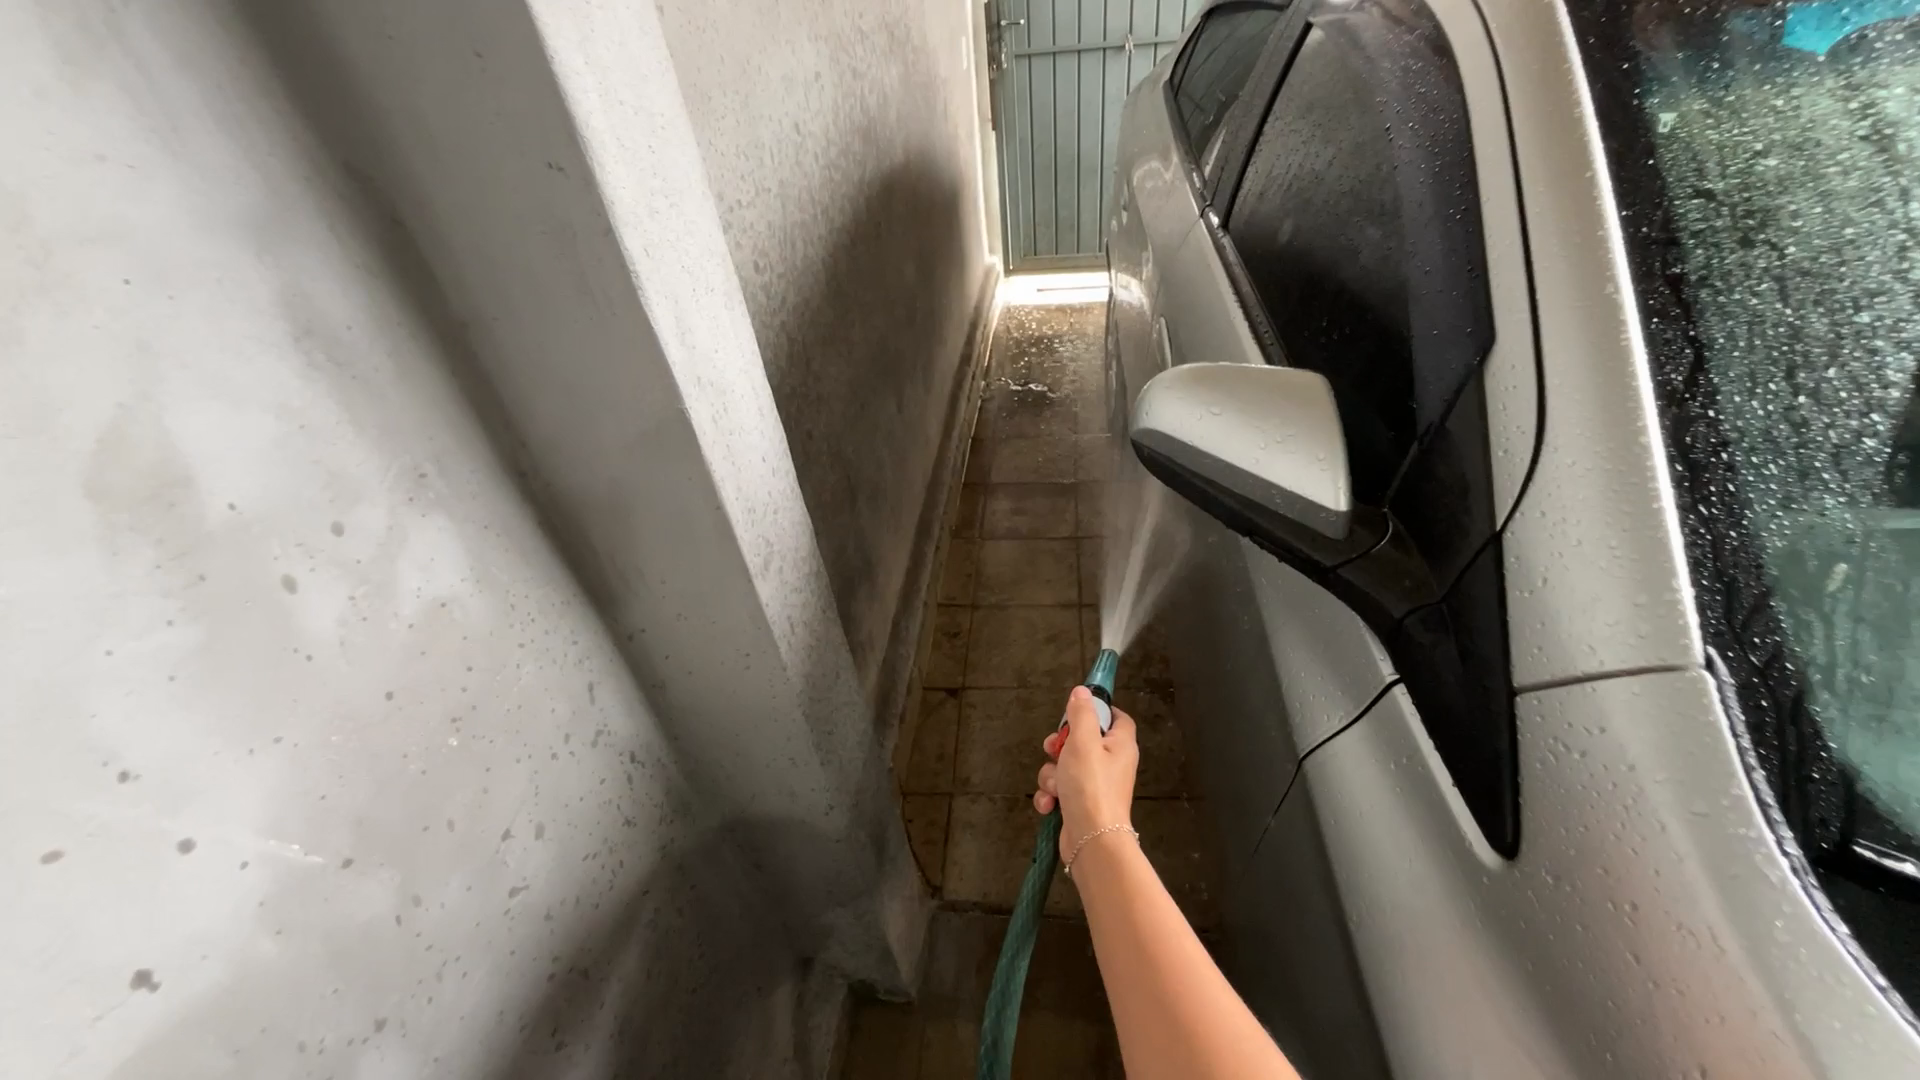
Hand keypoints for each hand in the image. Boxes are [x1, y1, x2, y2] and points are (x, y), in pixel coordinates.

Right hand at [1034, 686, 1137, 853]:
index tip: (1076, 711)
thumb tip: (1082, 692)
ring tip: (1055, 787)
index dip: (1098, 711)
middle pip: (1082, 741)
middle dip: (1060, 746)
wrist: (1092, 841)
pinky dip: (1051, 796)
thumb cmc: (1091, 786)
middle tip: (1053, 749)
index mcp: (1120, 745)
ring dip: (1052, 775)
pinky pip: (1060, 790)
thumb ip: (1081, 714)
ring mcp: (1095, 786)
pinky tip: (1050, 804)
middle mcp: (1110, 764)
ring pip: (1064, 766)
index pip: (1116, 718)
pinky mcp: (1080, 805)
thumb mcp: (1083, 742)